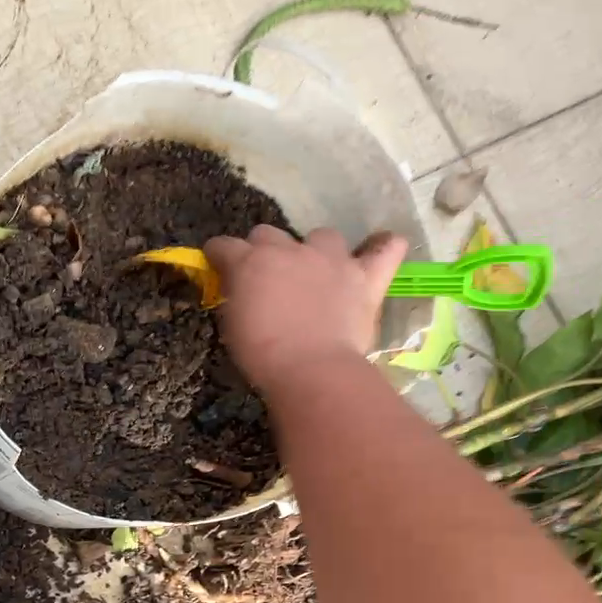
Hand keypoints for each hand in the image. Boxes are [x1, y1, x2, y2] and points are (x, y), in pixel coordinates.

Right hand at [204, 225, 408, 396]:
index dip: (217, 254)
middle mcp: (290, 250)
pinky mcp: (365, 274)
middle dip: (260, 250)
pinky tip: (374, 255)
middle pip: (267, 234)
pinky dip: (380, 248)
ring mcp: (331, 259)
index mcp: (250, 263)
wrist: (310, 368)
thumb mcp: (232, 323)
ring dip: (312, 250)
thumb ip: (236, 296)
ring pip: (320, 236)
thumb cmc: (260, 352)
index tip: (216, 266)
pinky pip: (385, 248)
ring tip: (312, 272)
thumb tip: (239, 289)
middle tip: (261, 277)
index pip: (224, 246)